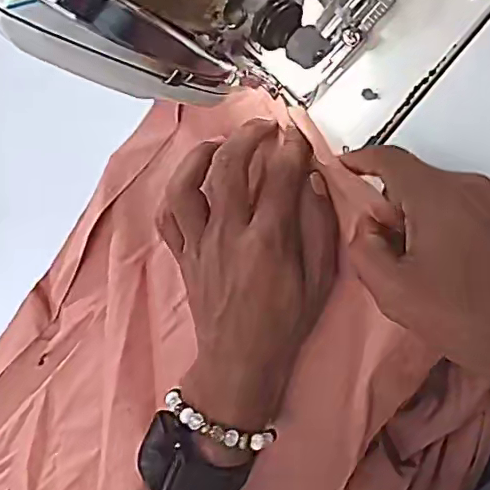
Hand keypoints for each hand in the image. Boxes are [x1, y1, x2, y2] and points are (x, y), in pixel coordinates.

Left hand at [157, 120, 337, 442]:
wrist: (240, 362)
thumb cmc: (284, 324)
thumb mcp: (320, 280)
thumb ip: (320, 227)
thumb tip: (313, 182)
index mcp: (268, 242)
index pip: (280, 176)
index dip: (291, 148)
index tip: (297, 136)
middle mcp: (229, 236)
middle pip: (230, 167)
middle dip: (248, 136)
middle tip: (263, 127)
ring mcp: (200, 244)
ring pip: (188, 185)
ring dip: (202, 155)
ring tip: (220, 143)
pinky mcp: (184, 254)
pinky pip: (168, 216)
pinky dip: (175, 191)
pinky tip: (191, 181)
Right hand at [342, 146, 489, 400]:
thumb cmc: (469, 319)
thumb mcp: (395, 292)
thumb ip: (364, 249)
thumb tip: (367, 228)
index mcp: (438, 195)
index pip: (389, 158)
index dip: (359, 160)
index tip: (343, 168)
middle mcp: (469, 187)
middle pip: (414, 178)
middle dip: (389, 204)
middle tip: (379, 245)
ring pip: (438, 194)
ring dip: (416, 217)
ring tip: (414, 265)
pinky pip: (462, 208)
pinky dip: (442, 224)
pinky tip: (443, 266)